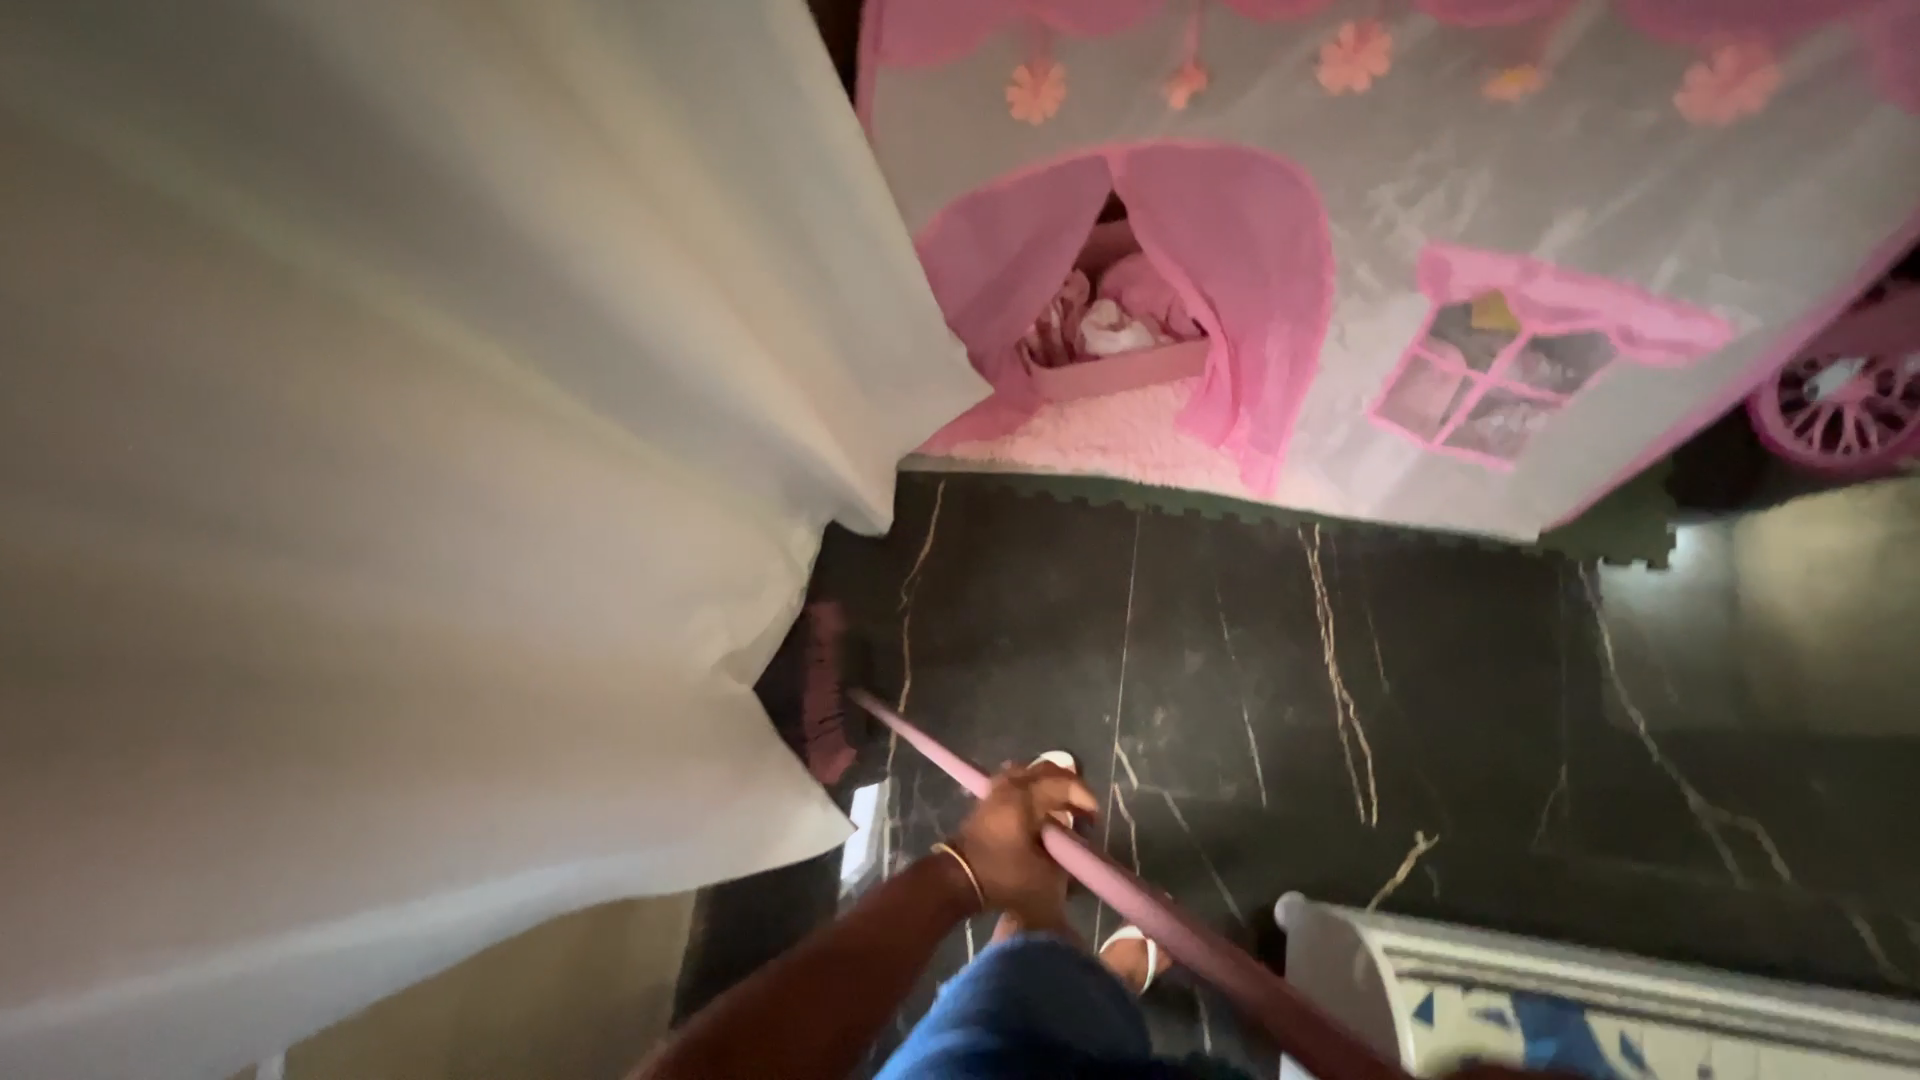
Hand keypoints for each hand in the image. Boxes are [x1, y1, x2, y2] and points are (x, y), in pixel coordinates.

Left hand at [949, 762, 1098, 923]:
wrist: (958, 878)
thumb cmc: (1002, 876)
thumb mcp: (1045, 878)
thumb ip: (1066, 861)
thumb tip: (1075, 851)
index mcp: (1026, 797)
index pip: (1064, 783)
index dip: (1085, 797)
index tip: (1094, 819)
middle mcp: (1011, 784)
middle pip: (1048, 769)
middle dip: (1071, 787)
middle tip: (1082, 811)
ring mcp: (997, 788)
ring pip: (1031, 772)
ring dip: (1050, 785)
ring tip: (1062, 808)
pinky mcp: (988, 798)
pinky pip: (1017, 780)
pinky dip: (1033, 789)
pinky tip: (1039, 811)